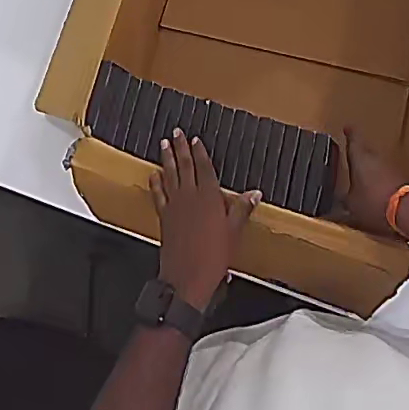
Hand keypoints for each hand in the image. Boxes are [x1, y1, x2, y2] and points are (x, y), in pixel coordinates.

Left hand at [151, 129, 259, 310]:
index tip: (195, 139)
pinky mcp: (164, 216)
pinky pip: (159, 194)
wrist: (188, 277)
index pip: (204, 168)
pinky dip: (156, 183)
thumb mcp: (234, 232)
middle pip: (185, 166)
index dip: (200, 153)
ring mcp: (174, 205)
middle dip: (180, 148)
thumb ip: (242, 209)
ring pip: (170, 175)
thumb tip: (254, 193)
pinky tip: (154, 174)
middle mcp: (190, 196)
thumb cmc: (214, 256)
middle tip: (176, 132)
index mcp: (209, 197)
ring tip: (163, 144)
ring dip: (166, 158)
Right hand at [336, 125, 408, 236]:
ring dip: (375, 171)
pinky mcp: (408, 181)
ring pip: (381, 164)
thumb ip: (342, 203)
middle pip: (368, 151)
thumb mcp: (352, 206)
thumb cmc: (377, 203)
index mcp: (361, 158)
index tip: (348, 128)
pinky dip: (386, 183)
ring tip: (366, 182)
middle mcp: (378, 158)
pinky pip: (392, 178)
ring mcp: (395, 168)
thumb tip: (332, 208)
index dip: (350, 133)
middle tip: (354, 160)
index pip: (354, 139)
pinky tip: (381, 196)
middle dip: (361, 156)